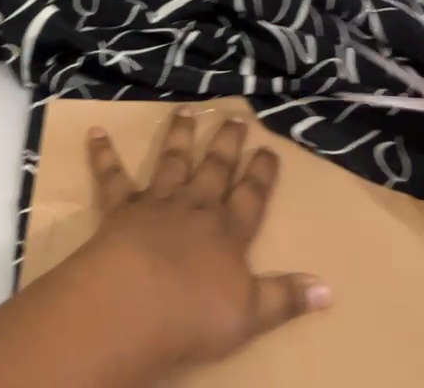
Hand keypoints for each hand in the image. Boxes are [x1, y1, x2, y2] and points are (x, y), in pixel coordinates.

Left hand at [63, 107, 330, 372]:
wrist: (135, 302)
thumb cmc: (194, 313)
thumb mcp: (251, 313)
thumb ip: (286, 298)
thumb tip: (328, 290)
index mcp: (228, 230)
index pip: (252, 194)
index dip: (262, 171)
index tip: (269, 146)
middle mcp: (196, 206)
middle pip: (215, 167)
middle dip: (227, 142)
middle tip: (235, 115)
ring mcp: (158, 202)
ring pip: (172, 160)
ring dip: (178, 135)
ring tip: (185, 110)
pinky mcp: (121, 207)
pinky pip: (112, 175)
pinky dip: (103, 153)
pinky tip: (95, 132)